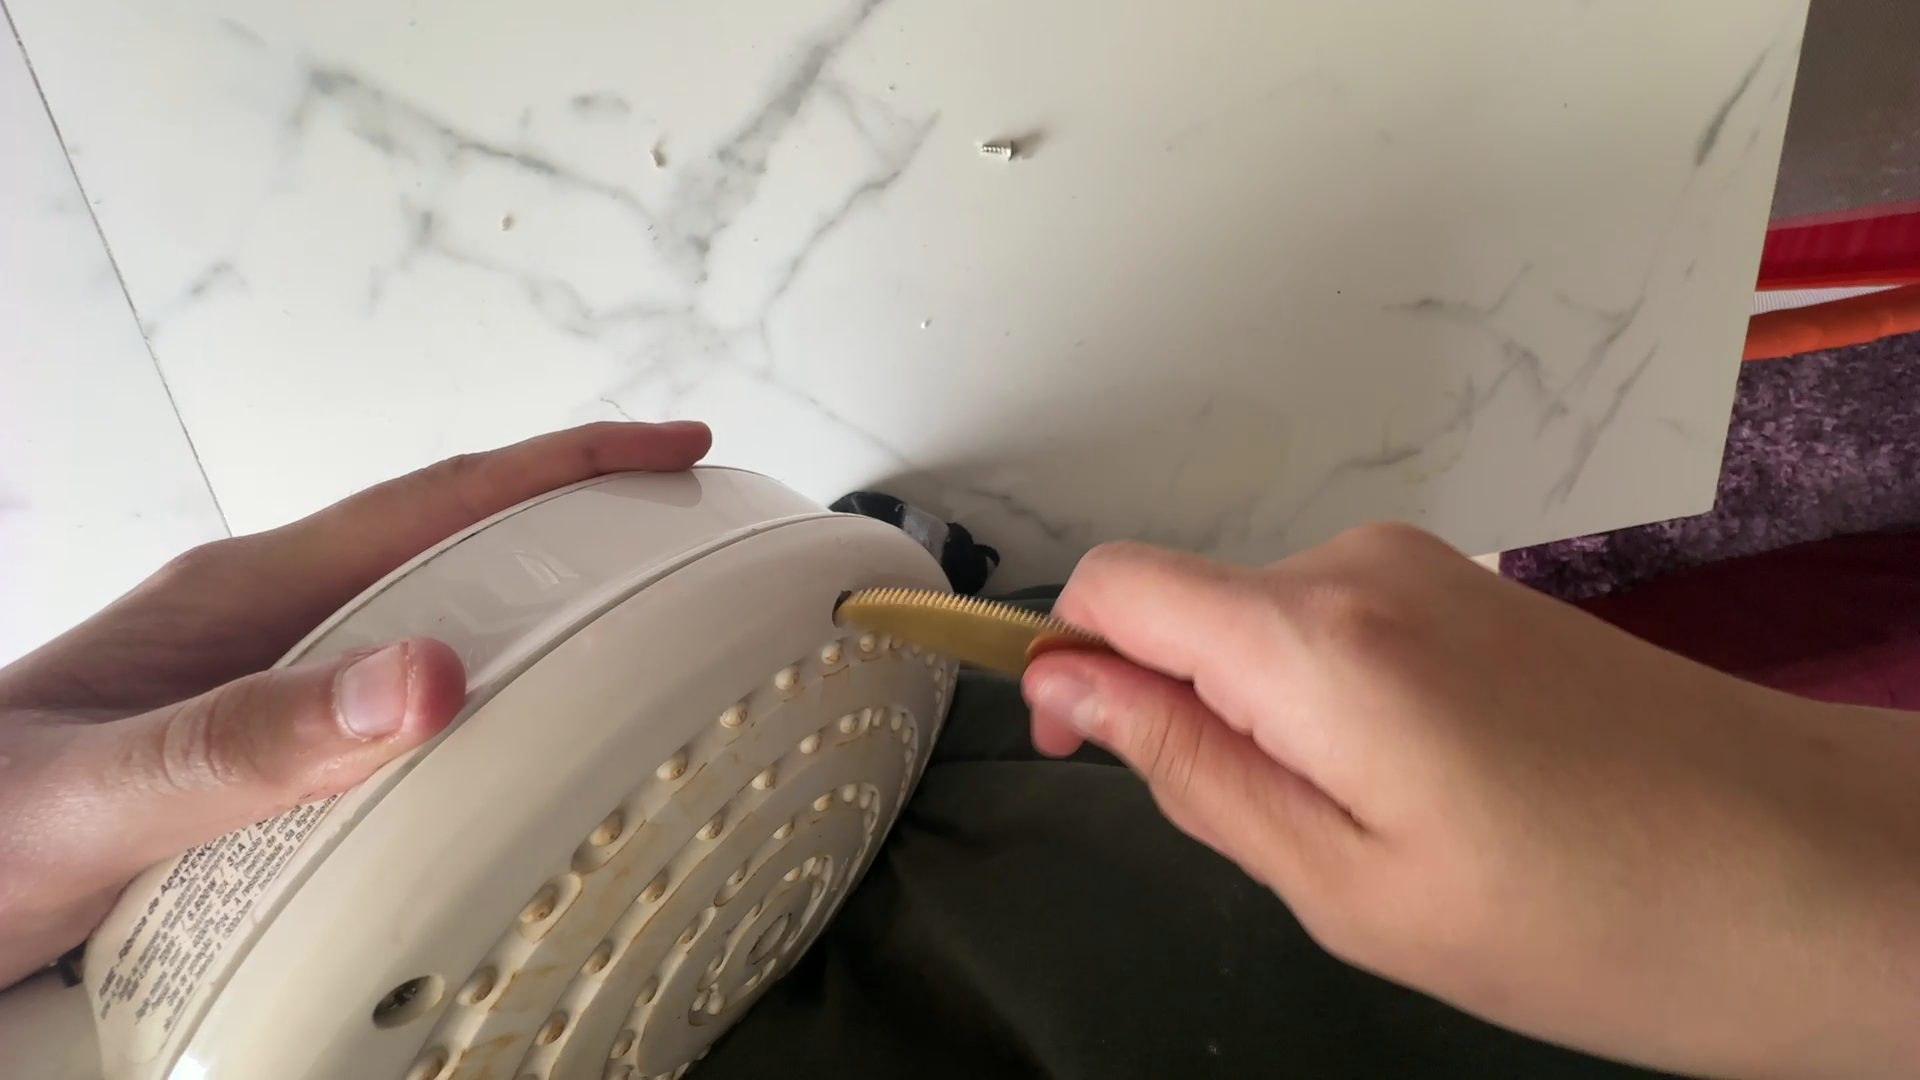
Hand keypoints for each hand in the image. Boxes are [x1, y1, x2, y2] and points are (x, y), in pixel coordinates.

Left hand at [0, 421, 710, 987]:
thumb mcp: (92, 798)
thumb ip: (250, 742)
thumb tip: (432, 678)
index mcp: (268, 588)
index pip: (458, 493)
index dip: (578, 460)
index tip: (677, 446)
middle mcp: (305, 611)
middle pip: (489, 535)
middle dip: (600, 514)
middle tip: (695, 530)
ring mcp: (316, 667)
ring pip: (477, 605)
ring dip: (569, 596)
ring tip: (651, 620)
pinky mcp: (326, 729)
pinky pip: (453, 678)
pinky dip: (524, 674)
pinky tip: (551, 715)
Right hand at [1024, 525, 1919, 1079]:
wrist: (1843, 872)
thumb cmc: (1578, 920)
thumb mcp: (1340, 882)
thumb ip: (1185, 765)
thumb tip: (1066, 686)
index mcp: (1308, 638)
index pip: (1114, 584)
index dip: (1064, 651)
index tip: (1076, 743)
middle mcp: (1341, 563)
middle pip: (1172, 603)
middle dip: (1160, 699)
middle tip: (1249, 819)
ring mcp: (1396, 557)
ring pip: (1234, 616)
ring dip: (1233, 701)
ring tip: (1336, 805)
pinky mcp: (1435, 573)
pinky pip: (1300, 617)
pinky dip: (1289, 683)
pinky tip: (1385, 762)